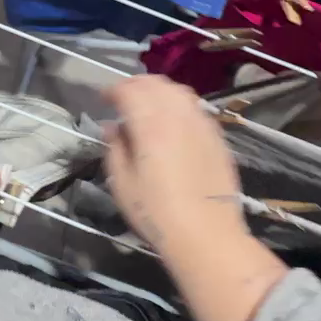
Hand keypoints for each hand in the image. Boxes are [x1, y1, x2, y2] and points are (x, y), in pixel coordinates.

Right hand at [103, 74, 247, 258]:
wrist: (208, 237)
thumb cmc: (157, 213)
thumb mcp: (122, 184)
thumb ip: (115, 148)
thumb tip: (112, 127)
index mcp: (150, 125)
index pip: (128, 91)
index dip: (112, 90)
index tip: (103, 99)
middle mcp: (177, 116)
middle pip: (155, 83)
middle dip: (135, 85)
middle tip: (123, 99)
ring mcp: (201, 124)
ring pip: (178, 90)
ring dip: (158, 90)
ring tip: (148, 104)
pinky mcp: (217, 137)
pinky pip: (196, 107)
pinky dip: (179, 103)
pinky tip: (173, 120)